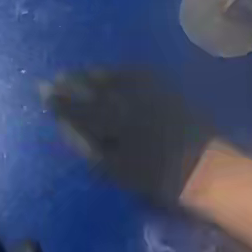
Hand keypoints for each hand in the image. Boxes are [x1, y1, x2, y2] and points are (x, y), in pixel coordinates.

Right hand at [41, 69, 216, 208]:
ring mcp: (145, 92)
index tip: (42, 90)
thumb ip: (85, 143)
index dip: (57, 99)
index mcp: (107, 121)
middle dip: (71, 82)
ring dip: (92, 75)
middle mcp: (123, 100)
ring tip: (80, 73)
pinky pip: (136, 75)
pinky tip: (115, 73)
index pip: (74, 106)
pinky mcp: (164, 91)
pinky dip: (121, 73)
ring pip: (111, 77)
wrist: (209, 172)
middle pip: (90, 86)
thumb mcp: (112, 167)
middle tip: (57, 78)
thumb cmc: (156, 179)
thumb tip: (64, 124)